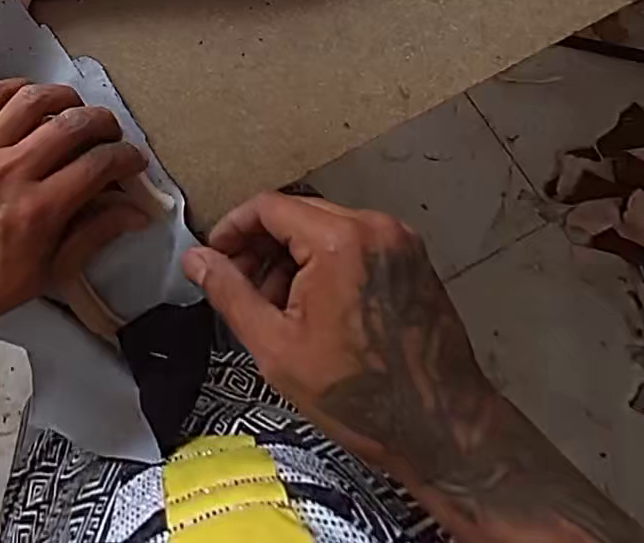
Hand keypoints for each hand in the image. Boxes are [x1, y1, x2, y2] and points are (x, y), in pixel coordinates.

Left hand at [0, 80, 150, 346]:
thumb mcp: (47, 274)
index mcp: (39, 210)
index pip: (98, 164)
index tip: (133, 161)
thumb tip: (135, 212)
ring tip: (76, 110)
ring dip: (65, 97)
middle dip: (104, 123)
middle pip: (73, 124)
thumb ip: (93, 236)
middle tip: (111, 135)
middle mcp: (13, 172)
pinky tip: (30, 98)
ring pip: (33, 99)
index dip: (126, 158)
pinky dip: (16, 88)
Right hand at [179, 193, 490, 474]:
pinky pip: (350, 240)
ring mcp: (397, 240)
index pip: (268, 207)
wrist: (448, 436)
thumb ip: (229, 291)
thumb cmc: (360, 396)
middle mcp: (373, 226)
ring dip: (288, 253)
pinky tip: (309, 302)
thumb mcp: (275, 346)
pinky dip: (320, 260)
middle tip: (237, 281)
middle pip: (295, 212)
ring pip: (321, 225)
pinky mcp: (410, 258)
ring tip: (274, 302)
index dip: (232, 228)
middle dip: (259, 244)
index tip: (215, 255)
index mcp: (339, 240)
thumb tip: (195, 258)